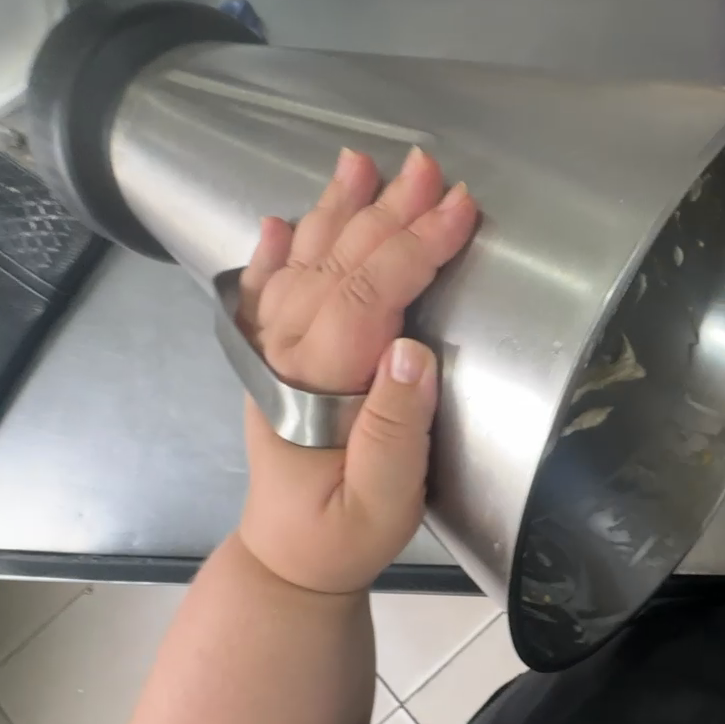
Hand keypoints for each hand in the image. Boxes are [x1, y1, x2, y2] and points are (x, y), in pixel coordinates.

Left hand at [234, 146, 478, 594]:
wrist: (287, 559)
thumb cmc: (343, 535)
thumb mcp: (384, 503)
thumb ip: (396, 431)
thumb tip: (415, 352)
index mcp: (315, 386)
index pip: (365, 296)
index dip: (414, 247)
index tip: (460, 210)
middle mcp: (284, 356)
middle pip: (334, 264)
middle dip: (386, 212)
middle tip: (428, 168)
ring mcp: (269, 355)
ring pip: (301, 265)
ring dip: (335, 211)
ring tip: (361, 164)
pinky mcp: (268, 363)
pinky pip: (264, 294)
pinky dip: (273, 252)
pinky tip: (279, 222)